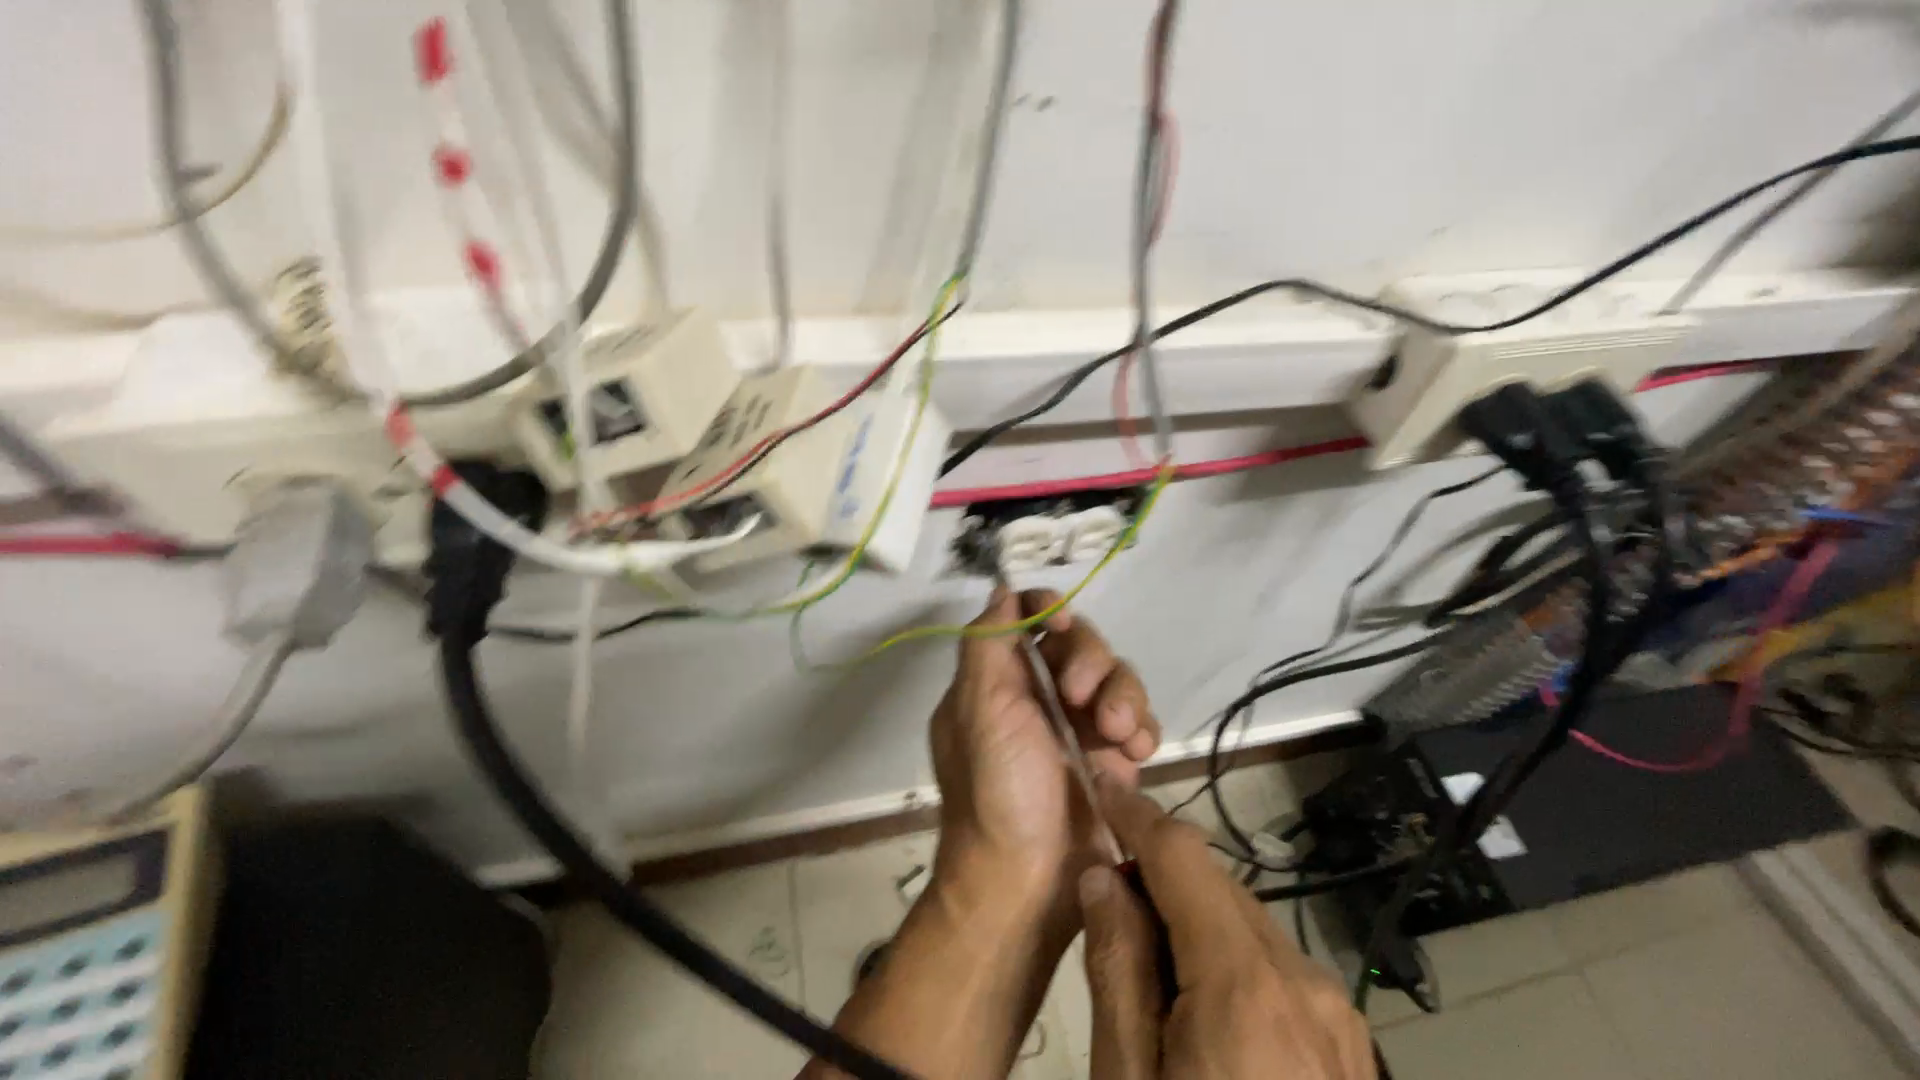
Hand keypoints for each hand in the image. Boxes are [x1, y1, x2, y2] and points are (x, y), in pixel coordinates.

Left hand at [929, 589, 1161, 910]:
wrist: (1027, 882)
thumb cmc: (995, 789)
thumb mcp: (978, 708)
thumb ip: (987, 643)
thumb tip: (1001, 589)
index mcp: (1000, 680)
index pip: (1027, 619)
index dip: (1048, 609)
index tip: (1060, 622)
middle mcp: (1040, 696)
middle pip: (1081, 643)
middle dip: (1091, 663)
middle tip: (1083, 703)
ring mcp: (1078, 728)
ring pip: (1117, 681)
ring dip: (1124, 699)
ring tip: (1118, 740)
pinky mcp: (1112, 760)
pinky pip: (1139, 724)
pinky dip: (1143, 731)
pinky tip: (1136, 756)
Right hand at [1079, 774, 1375, 1079]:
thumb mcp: (1128, 1077)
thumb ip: (1117, 965)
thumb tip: (1102, 876)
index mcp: (1244, 985)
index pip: (1184, 859)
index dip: (1139, 817)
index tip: (1102, 787)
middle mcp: (1304, 982)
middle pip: (1218, 889)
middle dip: (1160, 873)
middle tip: (1103, 889)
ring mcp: (1337, 1017)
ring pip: (1250, 928)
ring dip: (1194, 918)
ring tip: (1143, 957)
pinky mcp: (1349, 1047)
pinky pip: (1278, 972)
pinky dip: (1230, 959)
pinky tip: (1197, 1005)